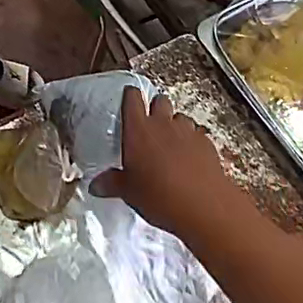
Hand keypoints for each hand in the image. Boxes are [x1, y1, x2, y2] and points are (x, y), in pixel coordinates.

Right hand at [91, 88, 246, 236]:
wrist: (203, 205)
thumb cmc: (160, 196)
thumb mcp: (130, 193)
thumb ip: (112, 184)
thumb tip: (96, 185)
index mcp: (139, 130)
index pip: (132, 98)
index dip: (130, 96)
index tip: (128, 98)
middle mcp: (163, 123)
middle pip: (159, 100)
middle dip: (155, 107)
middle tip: (149, 125)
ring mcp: (187, 130)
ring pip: (179, 116)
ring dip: (174, 125)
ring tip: (170, 144)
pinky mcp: (205, 141)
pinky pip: (195, 133)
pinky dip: (191, 140)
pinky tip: (189, 158)